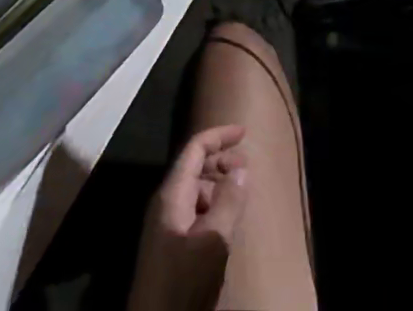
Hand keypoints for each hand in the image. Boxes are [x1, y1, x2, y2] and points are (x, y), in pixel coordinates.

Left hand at [127, 126, 249, 310]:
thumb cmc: (183, 280)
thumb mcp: (213, 241)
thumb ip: (228, 203)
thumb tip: (241, 169)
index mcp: (172, 194)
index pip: (194, 149)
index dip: (218, 136)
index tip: (243, 132)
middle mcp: (165, 202)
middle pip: (192, 166)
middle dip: (220, 159)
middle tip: (247, 164)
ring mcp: (165, 223)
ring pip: (193, 189)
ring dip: (216, 183)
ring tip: (239, 190)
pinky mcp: (169, 243)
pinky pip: (192, 209)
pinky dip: (211, 203)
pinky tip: (225, 217)